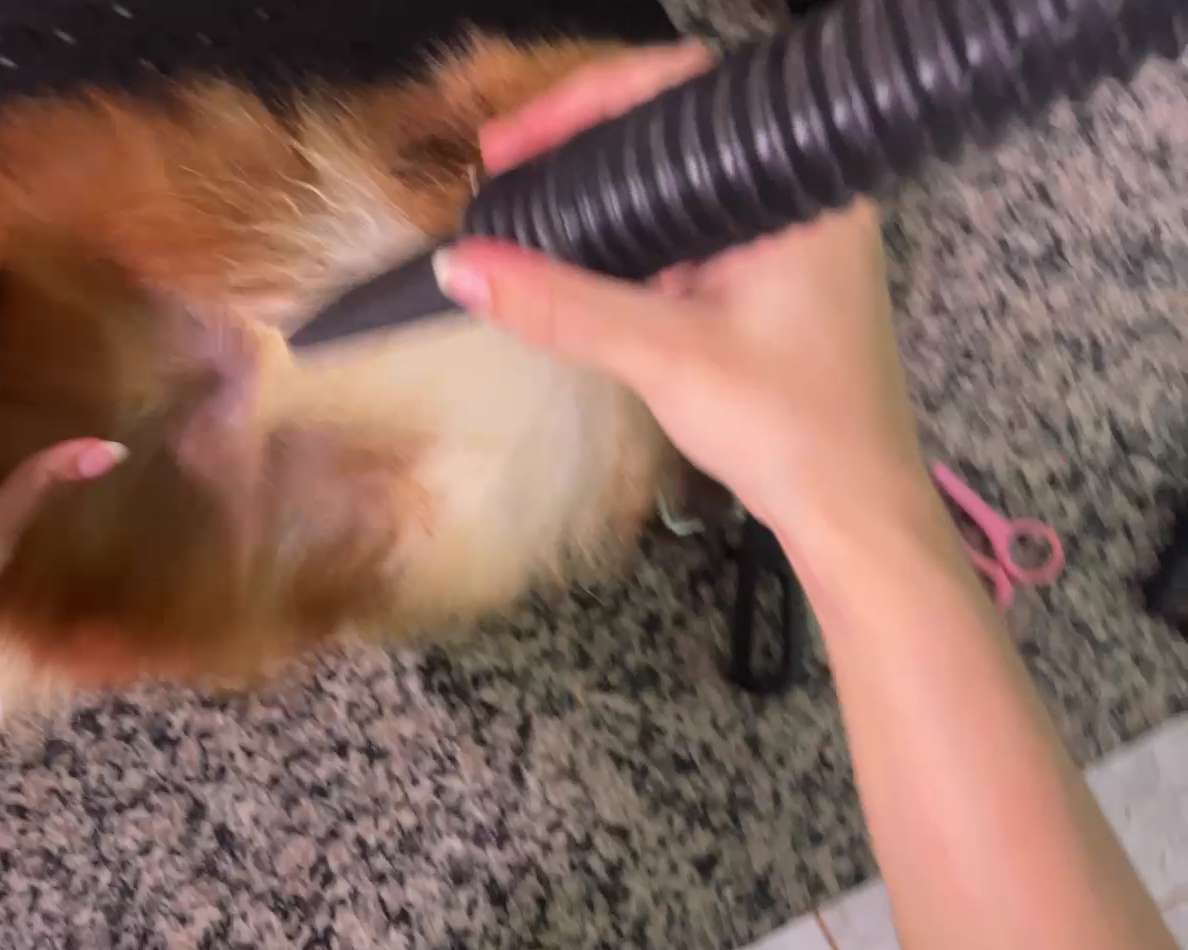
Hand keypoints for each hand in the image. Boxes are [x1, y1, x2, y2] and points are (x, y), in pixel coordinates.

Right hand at [439, 44, 936, 543]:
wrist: (841, 501)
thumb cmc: (784, 422)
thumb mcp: (663, 355)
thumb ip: (562, 309)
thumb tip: (461, 269)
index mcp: (794, 182)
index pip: (682, 95)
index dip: (584, 103)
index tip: (506, 143)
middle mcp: (784, 194)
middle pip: (665, 137)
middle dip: (573, 148)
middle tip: (497, 171)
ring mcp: (763, 238)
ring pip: (659, 191)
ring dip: (585, 200)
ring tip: (514, 210)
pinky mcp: (743, 279)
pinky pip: (662, 239)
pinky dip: (606, 244)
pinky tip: (562, 259)